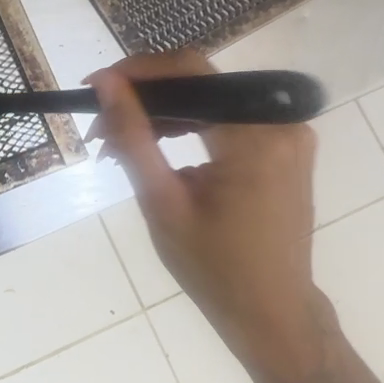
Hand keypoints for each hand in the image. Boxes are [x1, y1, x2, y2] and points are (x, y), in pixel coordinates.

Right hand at [88, 52, 325, 369]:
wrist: (272, 312)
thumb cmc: (212, 265)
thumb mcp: (161, 200)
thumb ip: (133, 135)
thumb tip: (105, 82)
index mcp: (255, 138)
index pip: (191, 71)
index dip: (138, 70)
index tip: (96, 85)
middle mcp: (281, 125)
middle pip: (199, 84)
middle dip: (142, 98)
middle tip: (98, 128)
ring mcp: (288, 136)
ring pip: (210, 100)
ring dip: (161, 114)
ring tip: (115, 144)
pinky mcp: (284, 149)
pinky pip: (226, 119)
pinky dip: (187, 126)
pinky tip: (152, 148)